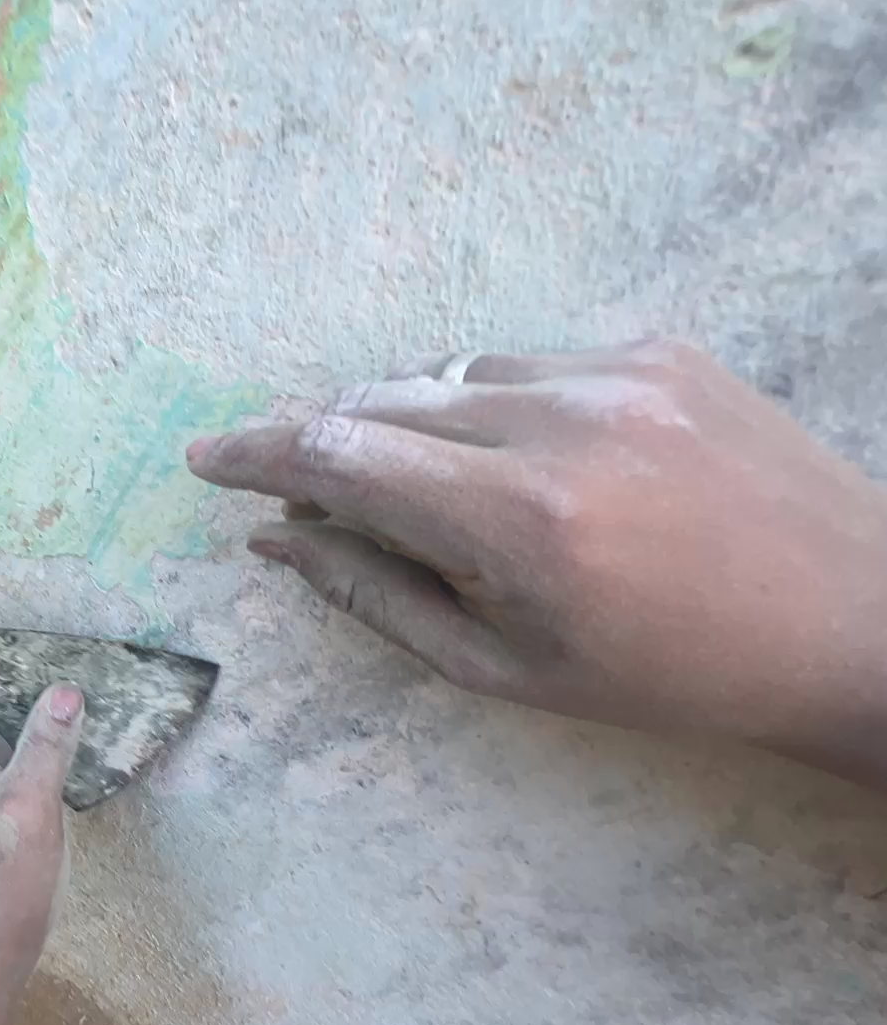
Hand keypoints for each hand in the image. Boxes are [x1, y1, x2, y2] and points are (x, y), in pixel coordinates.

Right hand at [187, 341, 886, 782]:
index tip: (205, 458)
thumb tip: (272, 540)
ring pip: (430, 376)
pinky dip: (460, 405)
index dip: (255, 453)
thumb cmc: (657, 674)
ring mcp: (615, 372)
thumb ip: (365, 591)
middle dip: (305, 437)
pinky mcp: (653, 350)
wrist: (871, 628)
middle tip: (282, 478)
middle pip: (369, 401)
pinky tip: (491, 451)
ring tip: (396, 477)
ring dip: (383, 422)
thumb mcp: (489, 664)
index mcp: (517, 519)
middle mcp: (560, 422)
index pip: (335, 454)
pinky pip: (504, 365)